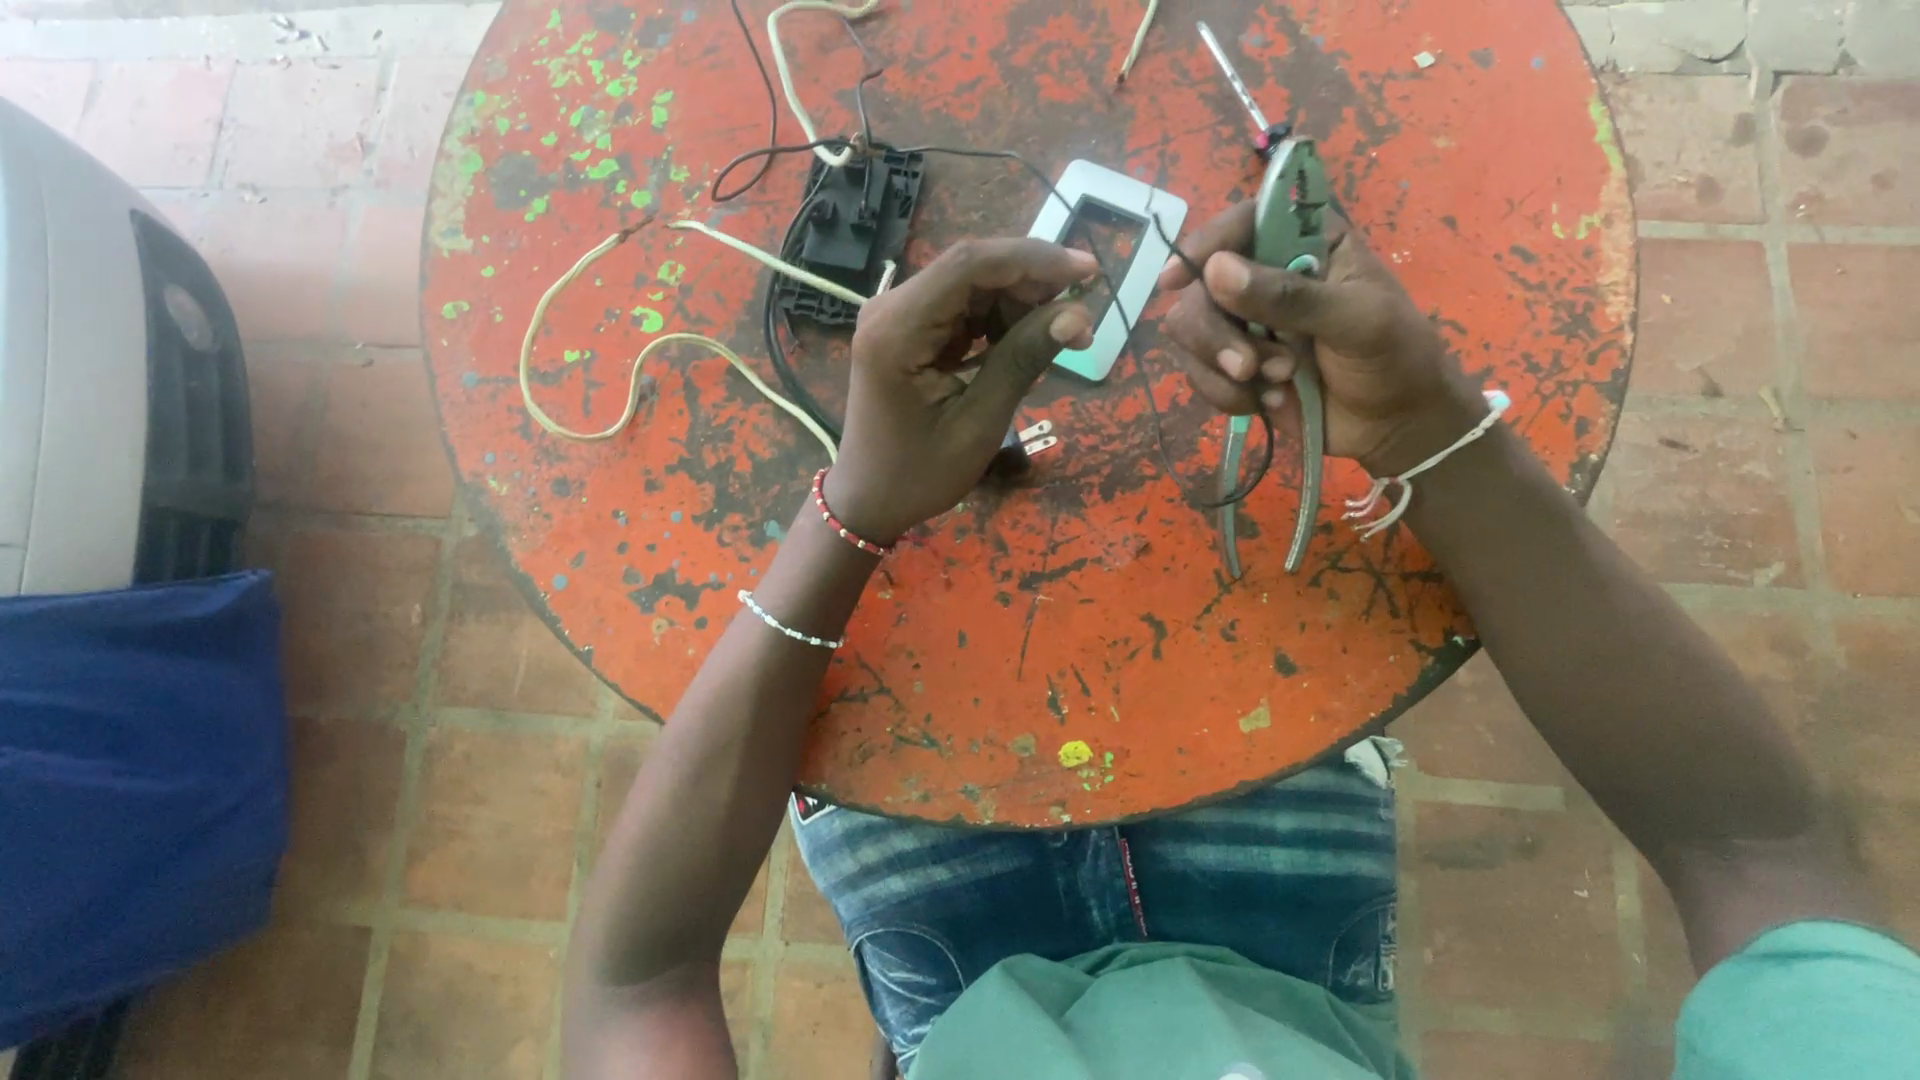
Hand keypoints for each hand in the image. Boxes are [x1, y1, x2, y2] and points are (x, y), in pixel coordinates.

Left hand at [822, 238, 1096, 542]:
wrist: (870, 499)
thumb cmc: (919, 473)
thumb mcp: (979, 423)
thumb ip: (1023, 361)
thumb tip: (1078, 315)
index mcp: (897, 328)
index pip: (969, 265)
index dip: (1034, 259)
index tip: (1089, 272)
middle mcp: (890, 308)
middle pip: (972, 270)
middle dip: (1032, 285)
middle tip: (1079, 320)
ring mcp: (897, 317)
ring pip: (972, 287)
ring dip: (1020, 305)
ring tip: (1056, 341)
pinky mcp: (908, 331)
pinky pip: (962, 309)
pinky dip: (999, 322)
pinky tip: (1023, 347)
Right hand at [1158, 200, 1483, 475]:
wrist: (1394, 424)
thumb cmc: (1393, 358)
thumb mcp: (1356, 320)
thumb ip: (1289, 296)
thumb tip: (1215, 271)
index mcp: (1306, 244)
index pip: (1243, 224)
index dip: (1205, 244)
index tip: (1177, 279)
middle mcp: (1266, 276)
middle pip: (1200, 286)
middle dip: (1215, 332)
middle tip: (1246, 367)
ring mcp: (1245, 324)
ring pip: (1189, 331)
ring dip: (1221, 365)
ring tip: (1274, 384)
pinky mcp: (1233, 366)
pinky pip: (1197, 372)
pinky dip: (1225, 393)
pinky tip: (1267, 402)